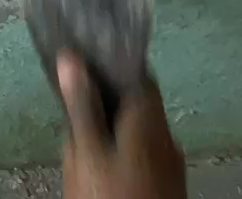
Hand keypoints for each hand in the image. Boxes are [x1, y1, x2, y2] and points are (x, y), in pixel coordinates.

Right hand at [58, 51, 187, 198]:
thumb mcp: (86, 151)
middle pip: (139, 102)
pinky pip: (144, 152)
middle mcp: (167, 138)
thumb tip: (70, 56)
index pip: (138, 74)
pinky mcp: (167, 187)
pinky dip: (124, 146)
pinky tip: (103, 159)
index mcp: (150, 120)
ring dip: (116, 124)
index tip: (84, 60)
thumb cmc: (109, 197)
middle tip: (76, 102)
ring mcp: (171, 166)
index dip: (111, 63)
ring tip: (84, 132)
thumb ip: (80, 104)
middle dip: (108, 97)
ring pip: (141, 129)